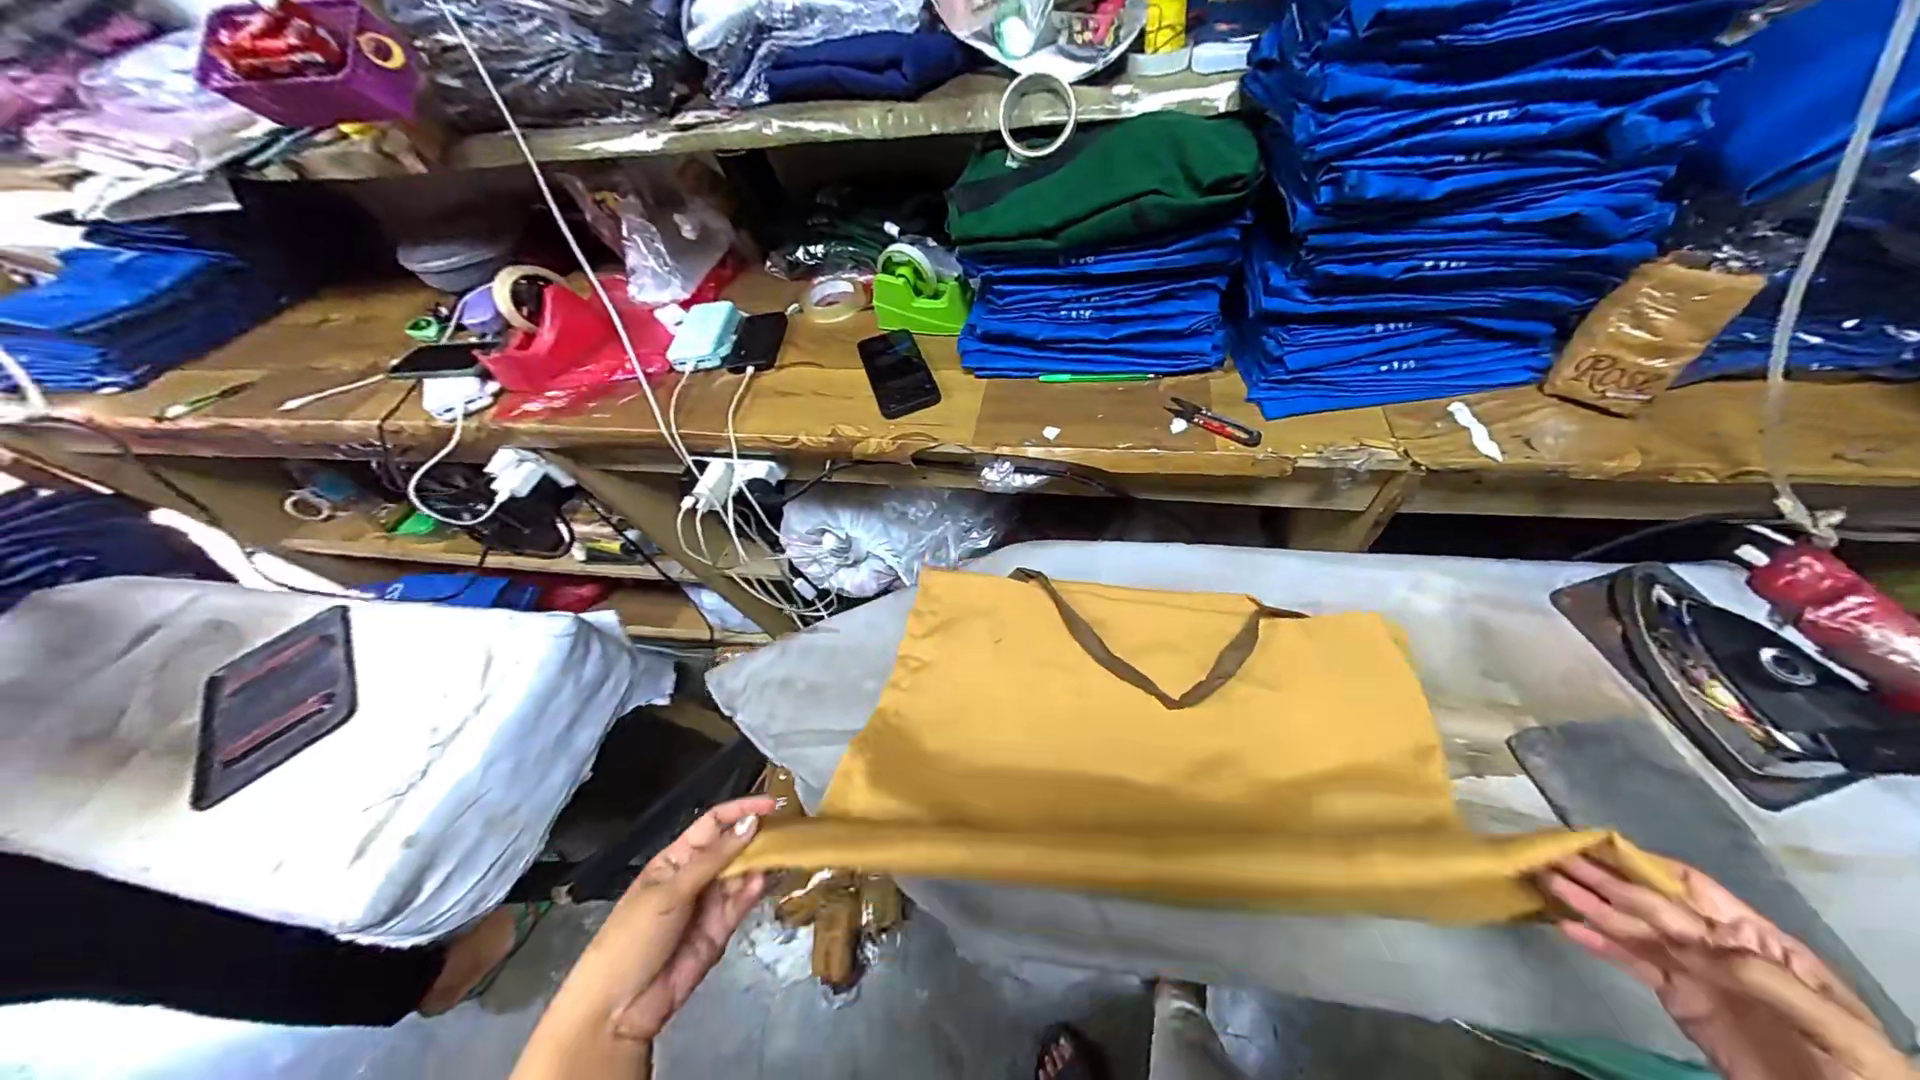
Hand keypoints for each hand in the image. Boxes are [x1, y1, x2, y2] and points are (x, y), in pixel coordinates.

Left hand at [571, 796, 774, 1039]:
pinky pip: (741, 903)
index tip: (772, 805)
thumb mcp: (670, 890)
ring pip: (742, 874)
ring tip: (782, 853)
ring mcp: (709, 904)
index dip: (740, 810)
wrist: (618, 1008)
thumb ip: (715, 857)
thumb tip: (752, 823)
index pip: (713, 824)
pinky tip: (764, 881)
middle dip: (756, 837)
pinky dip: (754, 891)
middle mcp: (696, 876)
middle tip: (787, 830)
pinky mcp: (721, 930)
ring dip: (760, 863)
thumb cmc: (633, 937)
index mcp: (675, 859)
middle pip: (732, 847)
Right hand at [1539, 855, 1913, 1079]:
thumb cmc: (1863, 1074)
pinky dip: (1598, 946)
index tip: (1594, 846)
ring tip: (1545, 883)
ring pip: (1631, 929)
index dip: (1642, 864)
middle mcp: (1718, 946)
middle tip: (1551, 857)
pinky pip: (1632, 965)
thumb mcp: (1833, 1026)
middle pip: (1648, 902)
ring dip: (1588, 904)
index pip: (1689, 887)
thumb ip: (1765, 978)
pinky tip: (1567, 929)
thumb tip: (1693, 942)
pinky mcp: (1679, 999)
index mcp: (1759, 940)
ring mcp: (1696, 973)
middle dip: (1599, 878)